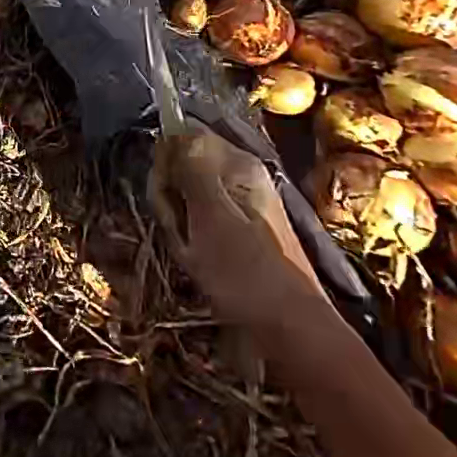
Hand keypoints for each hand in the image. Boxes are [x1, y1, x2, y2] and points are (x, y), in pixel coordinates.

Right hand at [151, 125, 326, 332]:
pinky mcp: (232, 228)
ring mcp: (236, 203)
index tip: (167, 190)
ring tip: (191, 250)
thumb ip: (191, 168)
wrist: (290, 331)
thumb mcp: (211, 216)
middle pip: (180, 165)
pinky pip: (194, 219)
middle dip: (169, 195)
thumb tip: (176, 124)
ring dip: (177, 221)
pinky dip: (187, 237)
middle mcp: (237, 176)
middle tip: (182, 229)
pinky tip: (196, 258)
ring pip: (183, 195)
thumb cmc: (247, 272)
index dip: (166, 159)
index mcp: (238, 164)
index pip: (183, 135)